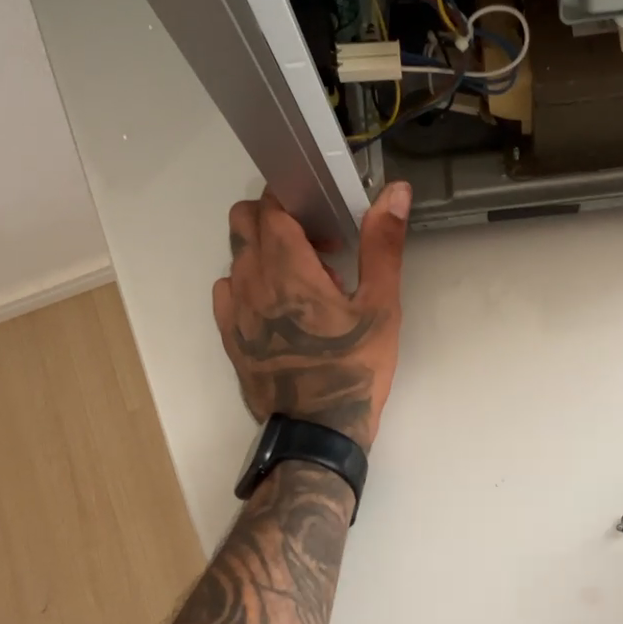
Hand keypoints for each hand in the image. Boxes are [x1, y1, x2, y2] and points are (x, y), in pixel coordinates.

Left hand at [213, 184, 409, 451]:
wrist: (317, 432)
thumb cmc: (353, 369)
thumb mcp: (380, 307)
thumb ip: (383, 245)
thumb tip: (394, 192)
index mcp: (286, 266)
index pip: (270, 204)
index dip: (296, 202)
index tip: (326, 225)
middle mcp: (250, 280)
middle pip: (244, 223)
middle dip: (277, 222)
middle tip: (316, 251)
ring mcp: (234, 310)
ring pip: (237, 258)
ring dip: (265, 256)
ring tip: (302, 288)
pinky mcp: (229, 337)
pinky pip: (228, 294)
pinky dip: (249, 287)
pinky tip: (279, 311)